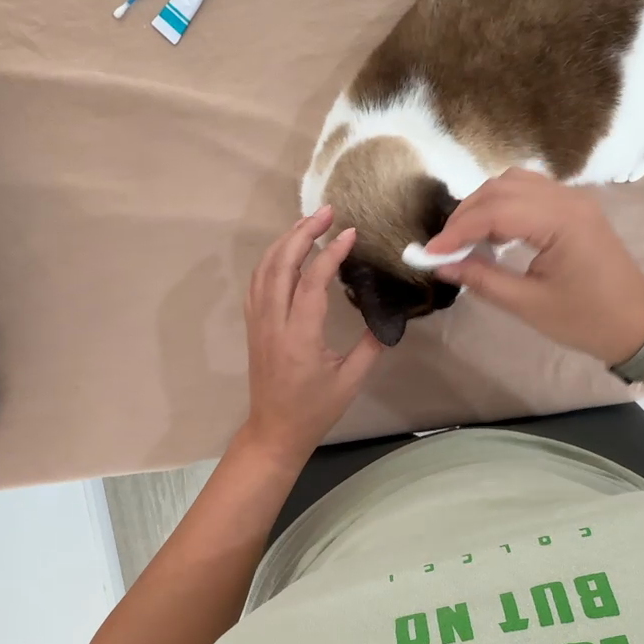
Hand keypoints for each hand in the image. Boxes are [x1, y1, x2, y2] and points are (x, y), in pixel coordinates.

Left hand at [238, 207, 385, 461]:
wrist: (275, 430)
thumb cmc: (314, 410)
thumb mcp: (351, 381)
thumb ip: (371, 346)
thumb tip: (389, 316)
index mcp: (300, 338)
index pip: (311, 282)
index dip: (330, 254)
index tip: (350, 233)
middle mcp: (274, 324)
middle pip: (281, 265)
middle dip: (302, 233)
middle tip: (327, 212)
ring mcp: (259, 323)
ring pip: (264, 270)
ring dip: (284, 241)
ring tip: (309, 224)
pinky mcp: (254, 326)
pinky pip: (257, 284)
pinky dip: (271, 260)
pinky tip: (287, 251)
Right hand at [424, 169, 643, 364]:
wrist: (637, 324)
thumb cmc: (586, 320)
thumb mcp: (529, 305)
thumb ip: (484, 280)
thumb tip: (443, 266)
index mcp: (562, 221)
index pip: (496, 211)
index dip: (458, 231)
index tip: (429, 253)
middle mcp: (568, 199)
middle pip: (502, 187)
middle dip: (466, 215)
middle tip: (442, 249)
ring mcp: (573, 199)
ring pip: (514, 183)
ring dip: (483, 206)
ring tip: (463, 241)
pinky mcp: (573, 208)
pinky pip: (529, 192)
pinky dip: (502, 206)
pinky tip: (490, 234)